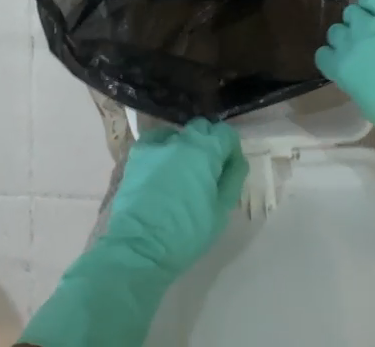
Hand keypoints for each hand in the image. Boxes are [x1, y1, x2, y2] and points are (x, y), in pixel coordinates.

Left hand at [102, 119, 247, 277]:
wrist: (140, 246)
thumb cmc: (186, 233)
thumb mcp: (220, 212)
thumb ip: (232, 180)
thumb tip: (236, 160)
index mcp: (206, 151)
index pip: (226, 133)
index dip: (231, 149)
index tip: (229, 168)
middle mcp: (182, 139)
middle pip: (202, 128)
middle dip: (210, 143)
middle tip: (208, 171)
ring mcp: (157, 144)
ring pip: (179, 134)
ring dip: (186, 147)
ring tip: (184, 172)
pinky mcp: (137, 153)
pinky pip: (156, 141)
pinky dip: (163, 148)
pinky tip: (162, 166)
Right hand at [315, 0, 374, 142]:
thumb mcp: (365, 106)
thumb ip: (353, 84)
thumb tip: (355, 74)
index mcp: (341, 69)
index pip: (322, 55)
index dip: (333, 58)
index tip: (344, 64)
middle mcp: (350, 43)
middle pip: (335, 31)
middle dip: (345, 39)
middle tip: (361, 48)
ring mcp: (371, 26)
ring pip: (350, 12)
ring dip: (357, 21)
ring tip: (370, 30)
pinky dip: (370, 3)